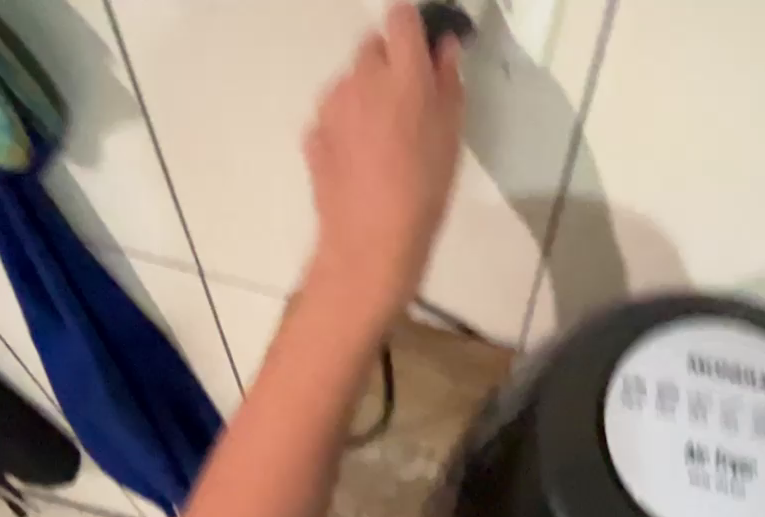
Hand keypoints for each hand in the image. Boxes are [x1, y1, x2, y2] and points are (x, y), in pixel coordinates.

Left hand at [302, 4, 464, 323]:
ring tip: (382, 148)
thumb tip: (444, 49)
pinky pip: (334, 117)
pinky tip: (360, 166)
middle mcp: (360, 77)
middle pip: (373, 49)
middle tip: (406, 112)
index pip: (401, 17)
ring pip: (350, 83)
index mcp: (402, 74)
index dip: (414, 32)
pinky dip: (346, 130)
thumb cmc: (422, 195)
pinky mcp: (312, 134)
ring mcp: (330, 105)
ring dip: (366, 99)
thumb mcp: (452, 140)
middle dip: (389, 69)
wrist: (370, 245)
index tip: (424, 58)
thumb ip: (448, 84)